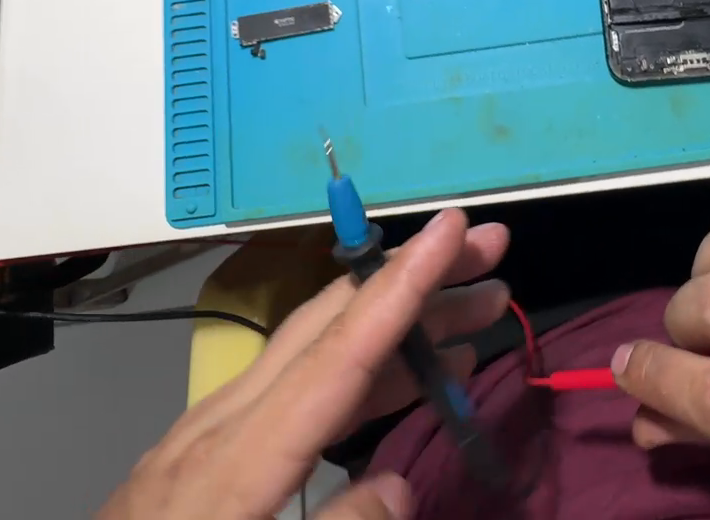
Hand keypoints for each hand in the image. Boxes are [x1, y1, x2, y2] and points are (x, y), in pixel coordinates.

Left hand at [100, 209, 510, 519]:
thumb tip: (399, 481)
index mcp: (234, 459)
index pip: (337, 350)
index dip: (401, 284)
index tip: (450, 227)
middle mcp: (225, 420)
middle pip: (335, 323)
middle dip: (416, 278)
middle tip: (492, 250)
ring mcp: (217, 428)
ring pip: (325, 347)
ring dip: (402, 322)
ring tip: (479, 308)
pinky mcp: (217, 446)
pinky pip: (306, 387)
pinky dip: (367, 370)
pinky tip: (412, 378)